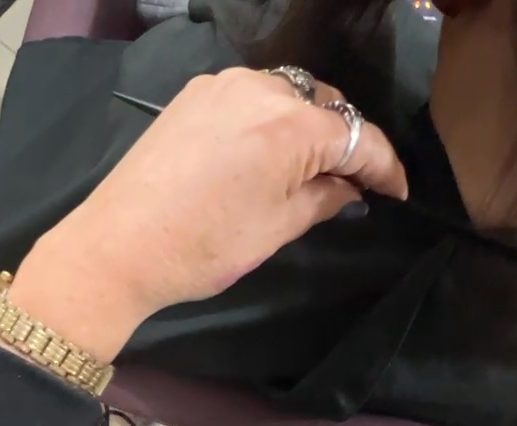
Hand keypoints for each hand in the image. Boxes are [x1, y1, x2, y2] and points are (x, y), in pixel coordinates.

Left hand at [2, 68, 408, 362]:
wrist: (118, 247)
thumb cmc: (199, 249)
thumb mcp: (272, 231)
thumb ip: (321, 200)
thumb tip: (350, 188)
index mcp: (289, 127)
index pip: (357, 137)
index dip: (385, 167)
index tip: (398, 192)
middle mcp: (260, 89)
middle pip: (326, 106)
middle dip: (346, 142)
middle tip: (353, 183)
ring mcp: (222, 86)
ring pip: (288, 96)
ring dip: (307, 127)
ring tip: (310, 169)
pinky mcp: (194, 95)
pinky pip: (251, 97)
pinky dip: (271, 120)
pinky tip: (267, 153)